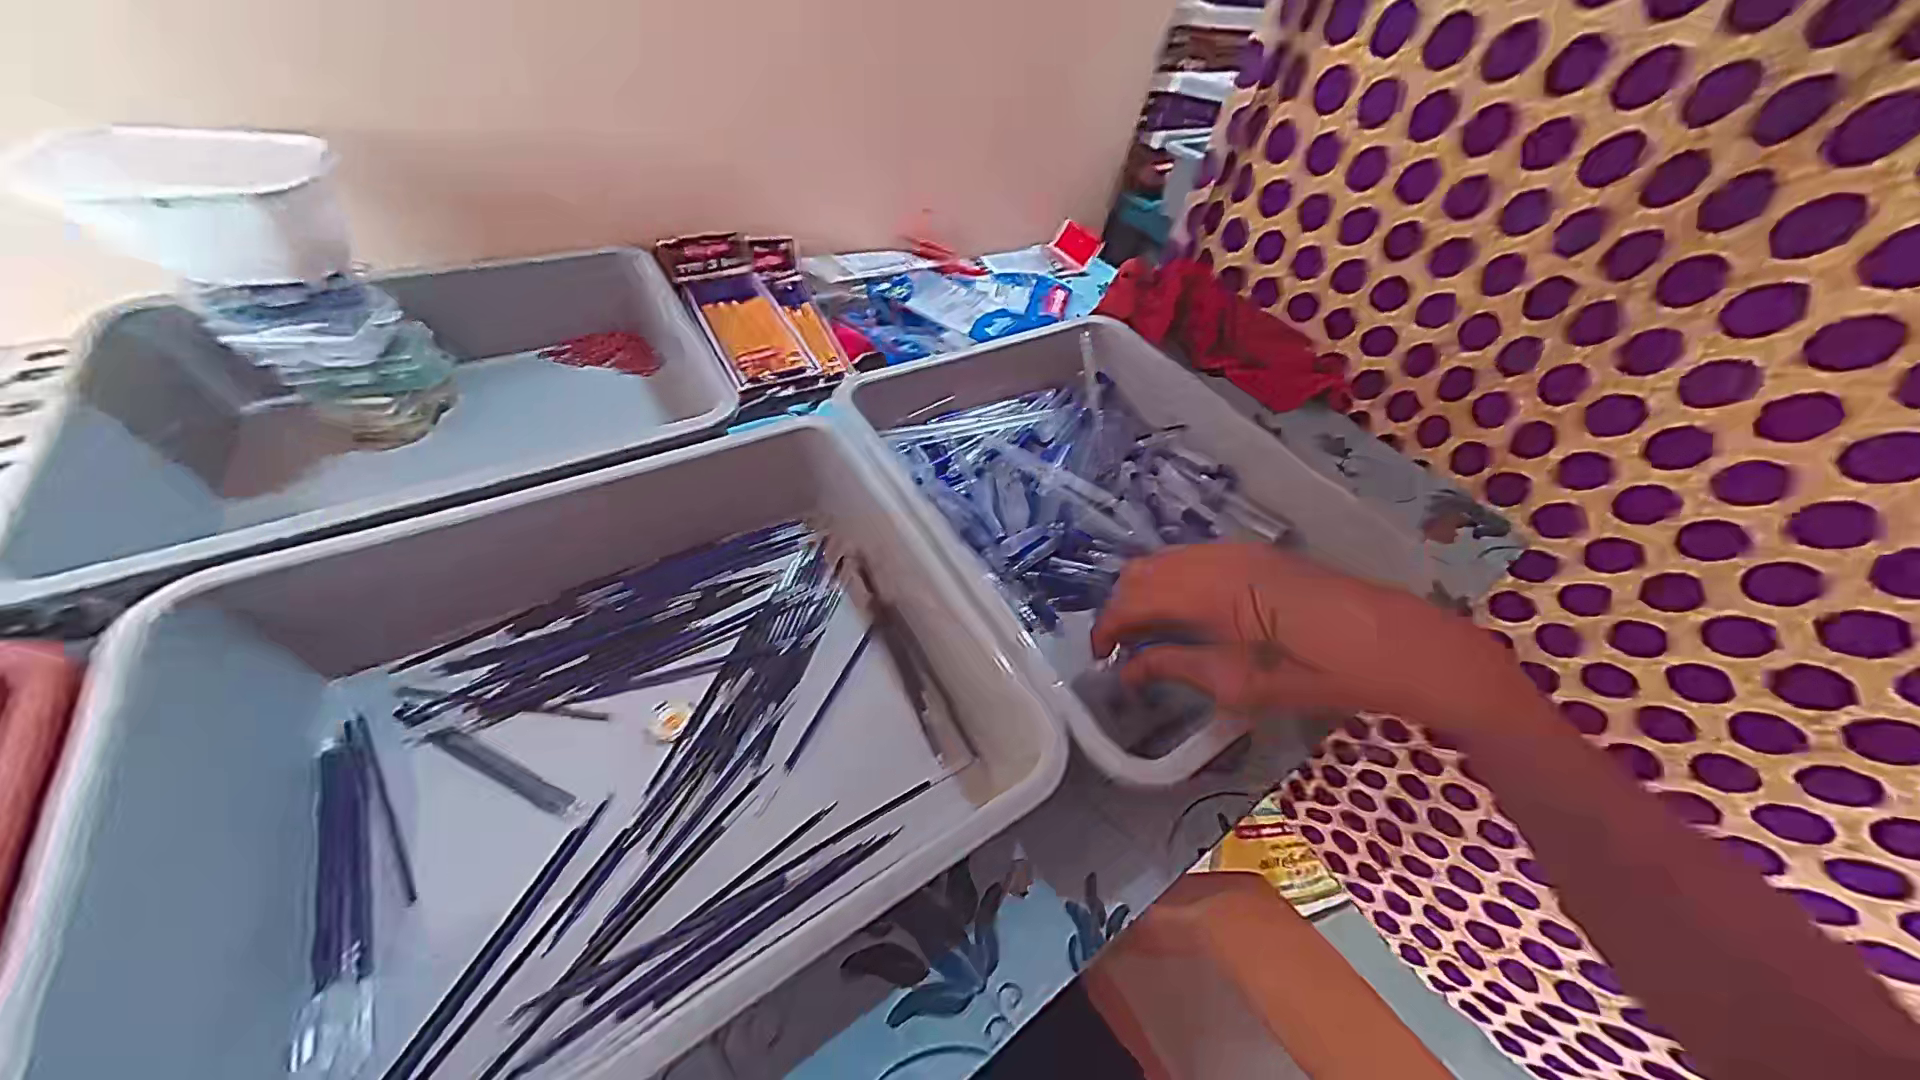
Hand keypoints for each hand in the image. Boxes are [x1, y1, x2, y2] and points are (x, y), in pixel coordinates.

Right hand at [1089, 543, 1535, 732]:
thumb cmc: (1316, 673)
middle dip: (1120, 608)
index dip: (1107, 628)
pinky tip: (1183, 611)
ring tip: (1149, 631)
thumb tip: (1129, 671)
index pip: (1131, 601)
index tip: (1101, 657)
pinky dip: (1171, 581)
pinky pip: (1190, 557)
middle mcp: (1210, 559)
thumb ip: (1174, 668)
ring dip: (1144, 592)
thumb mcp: (1238, 684)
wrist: (1394, 643)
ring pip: (1163, 559)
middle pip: (1139, 572)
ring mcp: (1232, 549)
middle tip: (1122, 647)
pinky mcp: (1252, 550)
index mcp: (1203, 591)